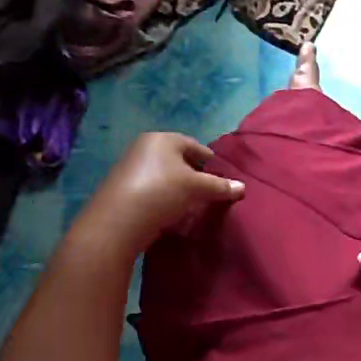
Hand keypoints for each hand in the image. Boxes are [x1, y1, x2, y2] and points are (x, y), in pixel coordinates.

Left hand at [79, 132, 243, 254]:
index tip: (223, 177)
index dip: (211, 161)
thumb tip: (242, 187)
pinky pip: (154, 191)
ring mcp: (132, 169)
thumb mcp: (197, 188)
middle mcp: (144, 148)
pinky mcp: (125, 190)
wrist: (118, 221)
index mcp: (161, 139)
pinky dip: (167, 200)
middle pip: (179, 161)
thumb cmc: (161, 192)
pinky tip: (175, 215)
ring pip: (167, 177)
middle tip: (211, 193)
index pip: (194, 145)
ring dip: (182, 190)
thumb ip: (220, 186)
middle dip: (196, 177)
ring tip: (195, 207)